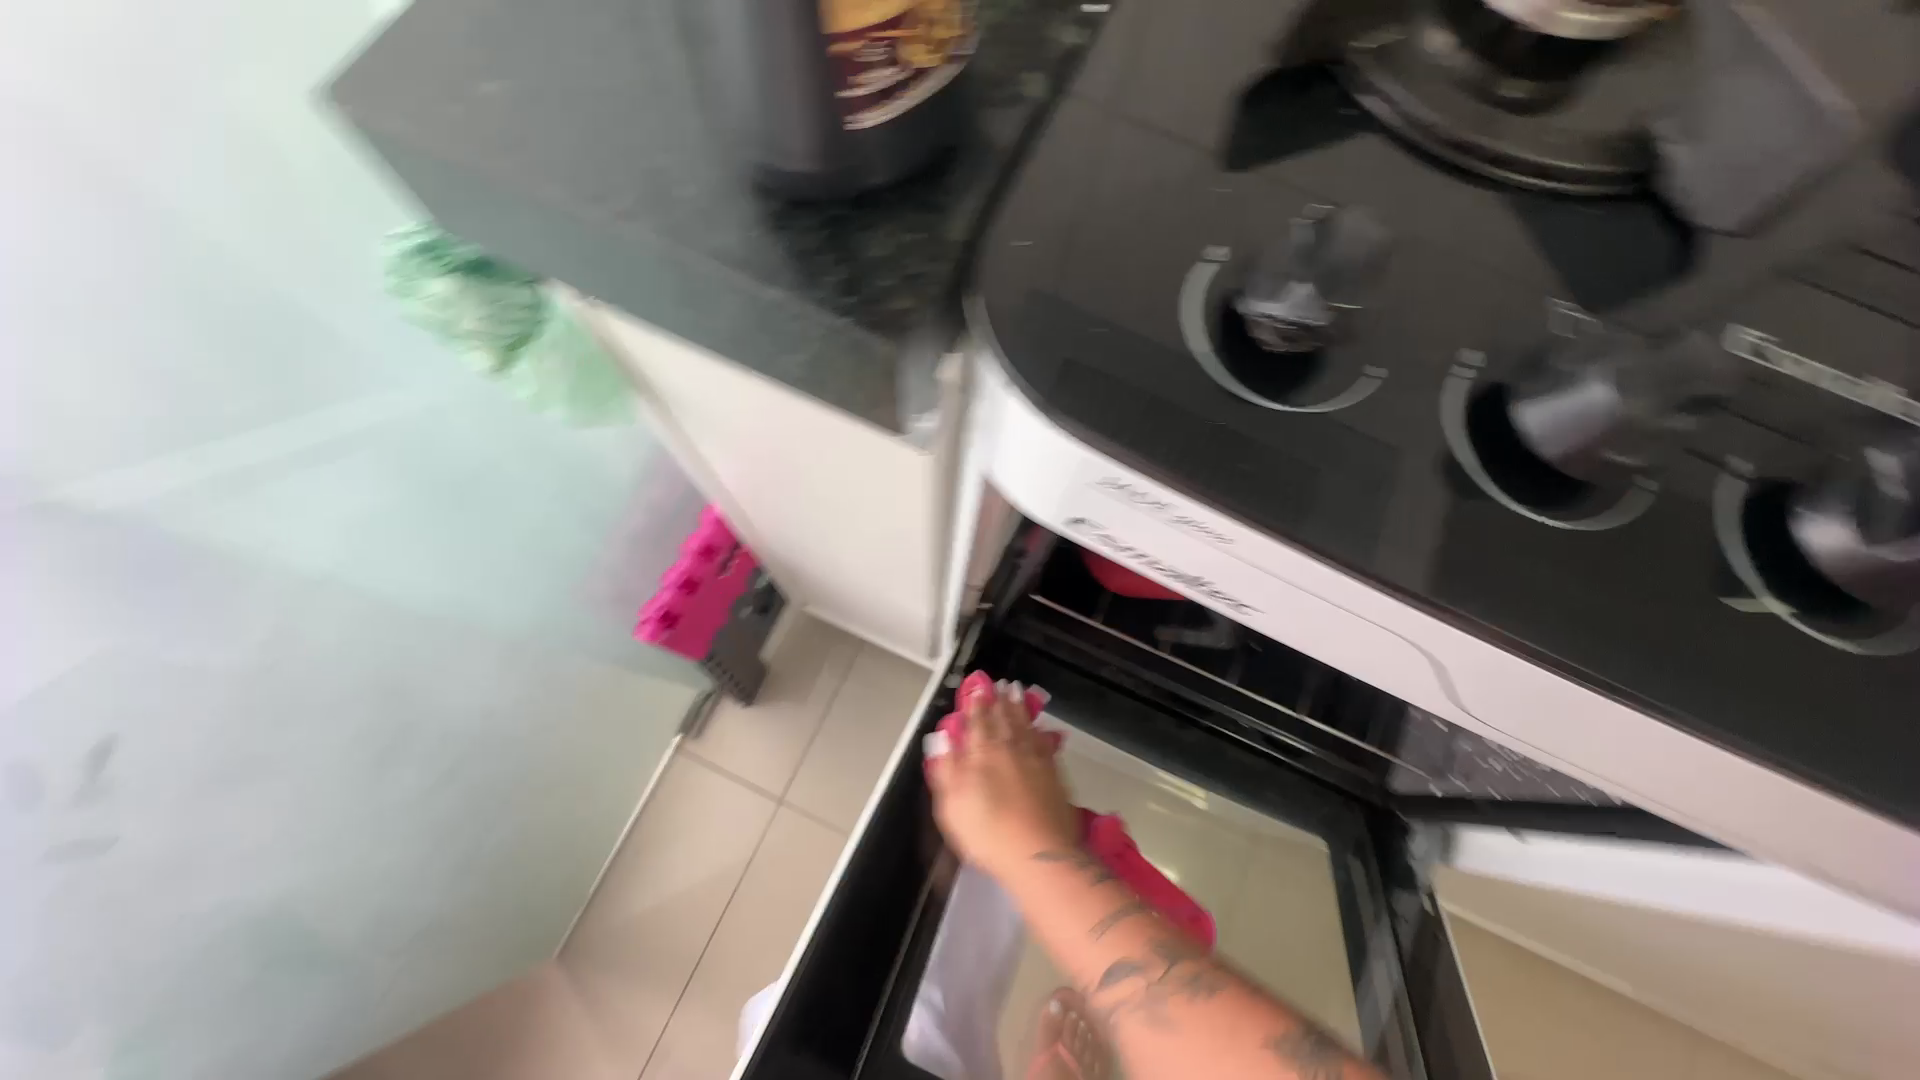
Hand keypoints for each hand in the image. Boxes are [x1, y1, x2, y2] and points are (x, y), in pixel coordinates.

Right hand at [926, 687, 1081, 880]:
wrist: (1039, 855)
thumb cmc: (987, 832)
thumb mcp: (952, 804)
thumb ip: (946, 768)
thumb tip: (942, 739)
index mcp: (983, 753)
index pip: (978, 721)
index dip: (976, 703)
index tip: (977, 687)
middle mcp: (1010, 749)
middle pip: (1004, 718)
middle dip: (1000, 700)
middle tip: (1002, 683)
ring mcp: (1036, 761)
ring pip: (1026, 726)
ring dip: (1020, 709)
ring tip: (1018, 693)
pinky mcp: (1055, 776)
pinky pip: (1045, 744)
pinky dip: (1039, 732)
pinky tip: (1039, 729)